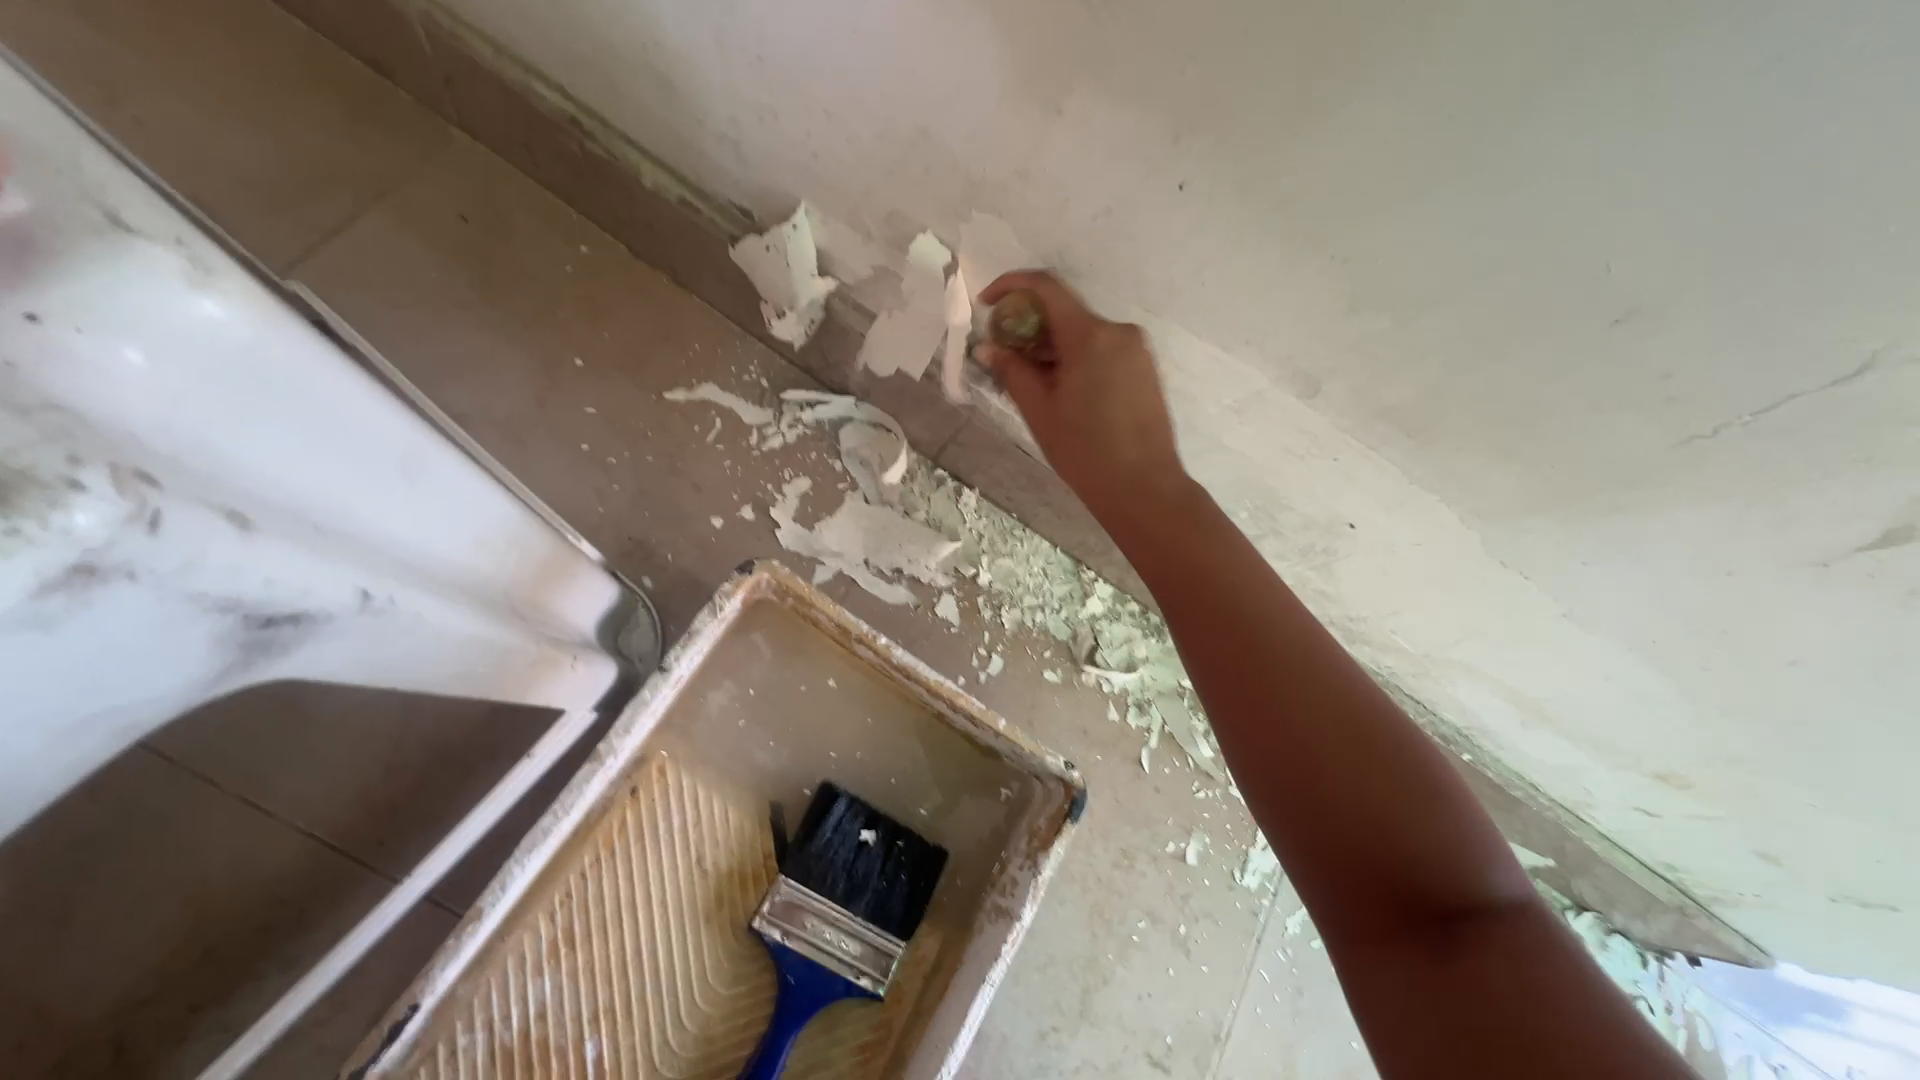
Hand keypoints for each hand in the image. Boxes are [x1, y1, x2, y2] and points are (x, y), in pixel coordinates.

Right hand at [975, 270, 1189, 522]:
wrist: (1144, 488)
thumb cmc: (1085, 451)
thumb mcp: (1039, 410)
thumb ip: (1012, 371)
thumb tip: (987, 348)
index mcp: (1090, 335)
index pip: (1046, 287)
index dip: (1011, 286)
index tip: (987, 305)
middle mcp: (1118, 331)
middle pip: (1064, 313)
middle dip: (1029, 328)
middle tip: (1004, 358)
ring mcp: (1137, 350)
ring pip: (1083, 334)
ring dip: (1052, 348)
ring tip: (1030, 383)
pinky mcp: (1144, 370)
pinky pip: (1102, 351)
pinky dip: (1075, 360)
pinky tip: (1061, 393)